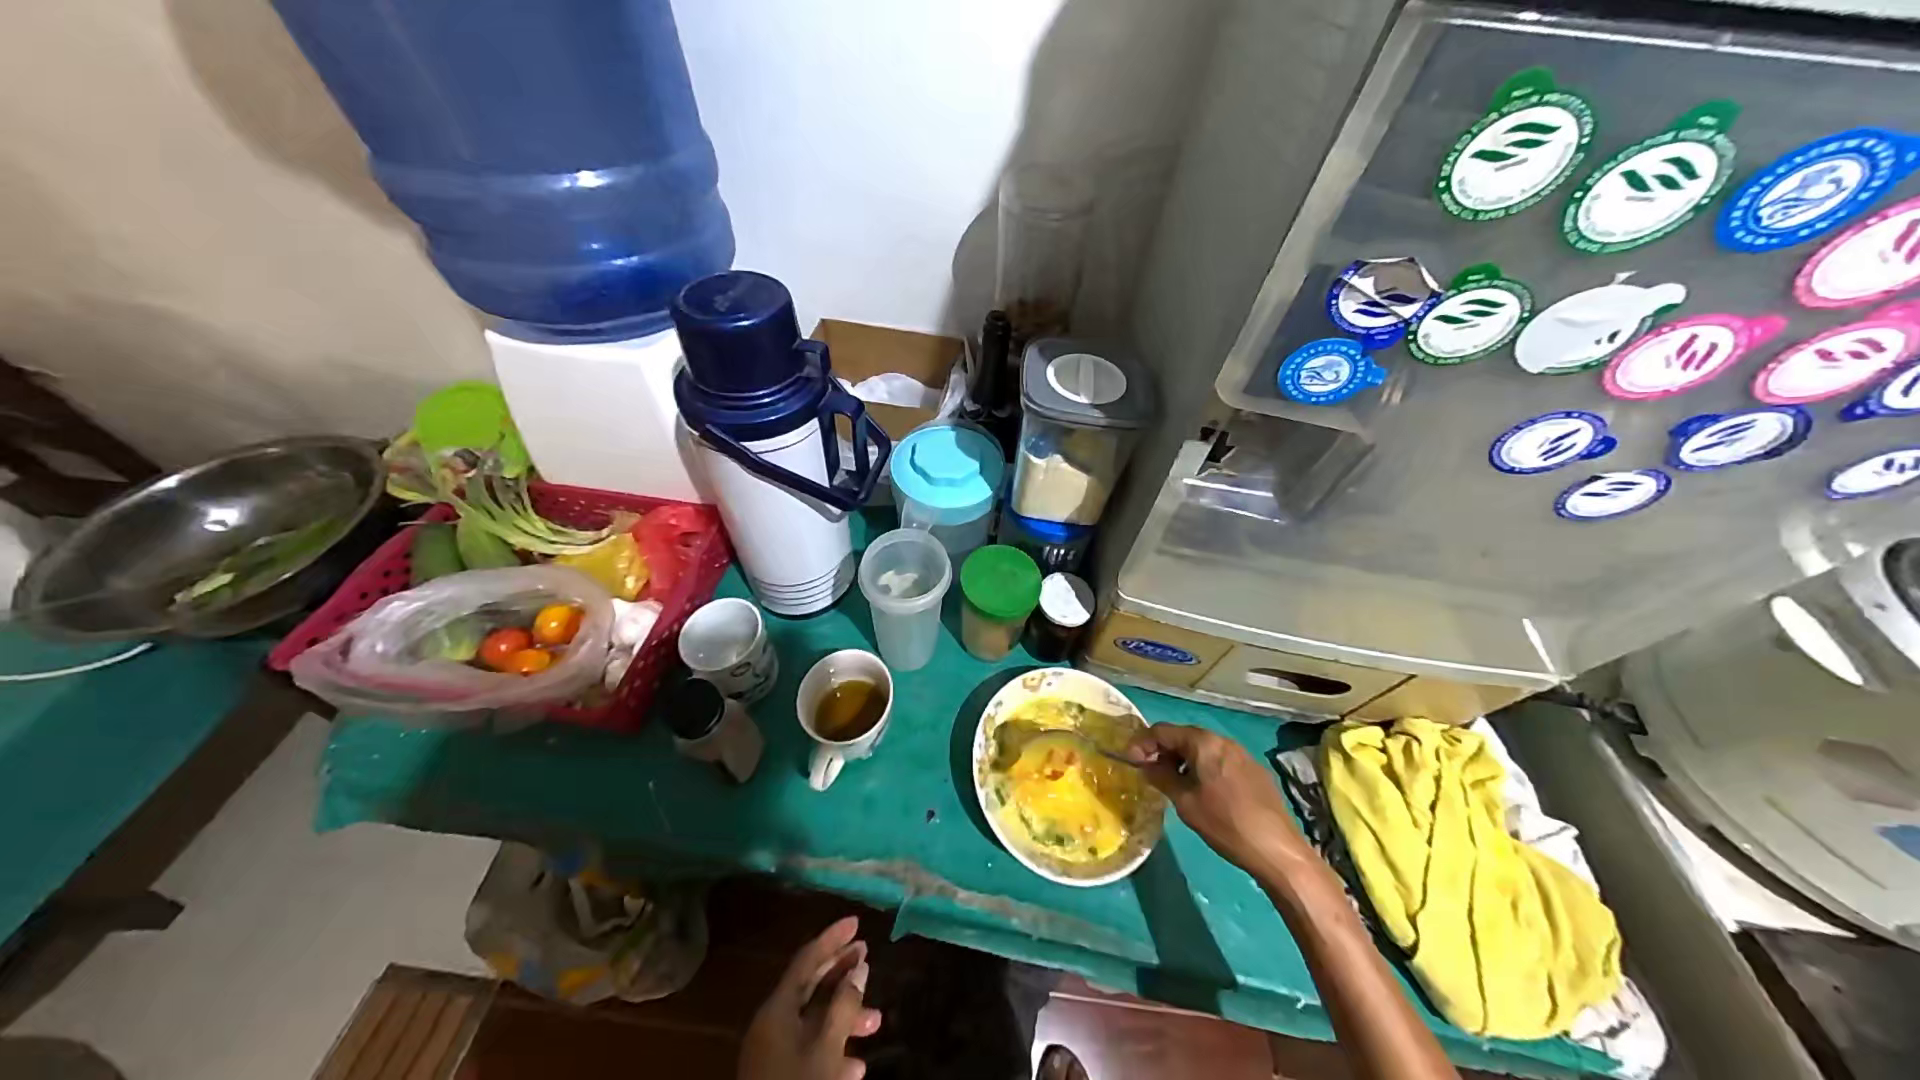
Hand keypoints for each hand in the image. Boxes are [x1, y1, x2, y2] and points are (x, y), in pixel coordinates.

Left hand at [738, 916, 883, 1079]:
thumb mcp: (826, 1047)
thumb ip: (843, 1005)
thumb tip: (859, 968)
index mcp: (777, 1009)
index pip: (807, 959)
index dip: (832, 938)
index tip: (857, 922)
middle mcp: (772, 1024)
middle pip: (810, 987)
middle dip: (842, 974)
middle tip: (868, 957)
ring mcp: (773, 1053)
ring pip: (814, 1022)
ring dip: (845, 1018)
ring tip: (877, 1021)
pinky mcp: (780, 1078)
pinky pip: (810, 1051)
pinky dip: (834, 1051)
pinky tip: (856, 1066)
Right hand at [1126, 722, 1303, 873]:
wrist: (1277, 850)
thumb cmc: (1225, 823)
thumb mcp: (1185, 802)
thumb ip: (1161, 777)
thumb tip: (1146, 764)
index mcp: (1204, 743)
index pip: (1163, 731)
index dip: (1142, 743)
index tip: (1130, 761)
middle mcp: (1223, 741)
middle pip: (1184, 736)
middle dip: (1162, 751)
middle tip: (1148, 772)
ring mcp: (1242, 755)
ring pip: (1202, 749)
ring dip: (1182, 760)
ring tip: (1171, 783)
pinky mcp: (1254, 771)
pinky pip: (1219, 760)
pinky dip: (1202, 768)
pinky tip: (1200, 791)